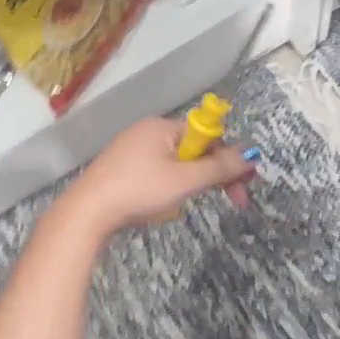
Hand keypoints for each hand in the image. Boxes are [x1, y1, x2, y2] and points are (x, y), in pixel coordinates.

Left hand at [54, 117, 254, 239]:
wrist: (89, 211)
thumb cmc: (139, 190)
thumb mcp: (185, 180)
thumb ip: (219, 167)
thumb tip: (250, 155)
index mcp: (161, 126)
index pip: (208, 135)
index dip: (228, 159)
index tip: (241, 188)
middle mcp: (146, 131)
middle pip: (193, 149)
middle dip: (211, 175)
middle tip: (231, 201)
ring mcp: (130, 149)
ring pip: (175, 164)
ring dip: (188, 185)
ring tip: (178, 205)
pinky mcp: (120, 168)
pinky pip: (155, 173)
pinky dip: (165, 189)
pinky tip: (158, 206)